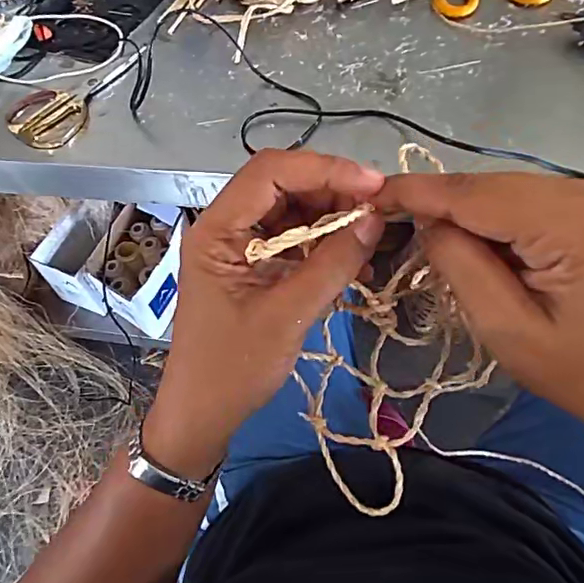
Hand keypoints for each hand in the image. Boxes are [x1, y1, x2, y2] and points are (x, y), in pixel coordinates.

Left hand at [142, 150, 384, 477]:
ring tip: (373, 235)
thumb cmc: (234, 368)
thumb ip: (332, 264)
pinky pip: (294, 240)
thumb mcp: (288, 316)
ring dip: (334, 218)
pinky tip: (355, 262)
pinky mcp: (255, 265)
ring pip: (293, 210)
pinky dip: (325, 245)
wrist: (204, 413)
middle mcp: (226, 226)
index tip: (372, 185)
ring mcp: (240, 245)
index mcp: (217, 229)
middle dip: (334, 192)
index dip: (324, 169)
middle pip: (284, 185)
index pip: (270, 172)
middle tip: (379, 210)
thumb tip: (375, 219)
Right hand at [373, 173, 583, 445]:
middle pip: (497, 187)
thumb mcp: (504, 328)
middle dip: (447, 207)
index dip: (420, 192)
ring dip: (475, 214)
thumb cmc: (582, 375)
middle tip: (401, 229)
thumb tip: (427, 219)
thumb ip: (458, 261)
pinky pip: (536, 199)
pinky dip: (505, 218)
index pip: (479, 195)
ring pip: (513, 190)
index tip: (374, 194)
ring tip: (449, 248)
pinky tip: (494, 247)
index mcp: (582, 225)